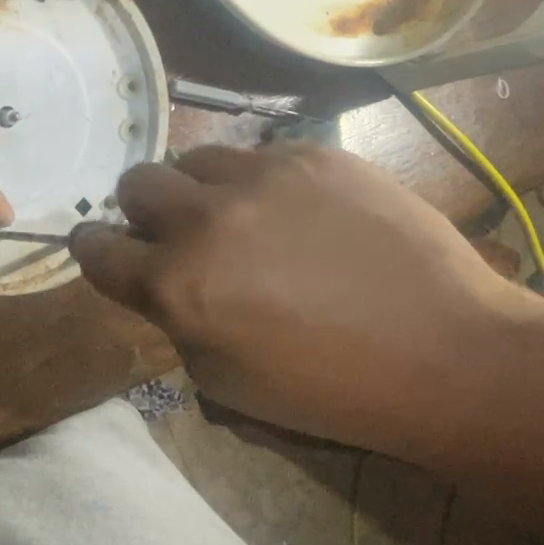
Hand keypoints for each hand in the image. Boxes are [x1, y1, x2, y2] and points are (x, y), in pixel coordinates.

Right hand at [72, 143, 538, 460]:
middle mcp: (205, 220)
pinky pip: (259, 154)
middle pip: (135, 183)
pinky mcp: (315, 158)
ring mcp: (262, 179)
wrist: (449, 357)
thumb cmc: (327, 390)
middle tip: (175, 233)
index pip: (94, 247)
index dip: (95, 251)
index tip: (107, 253)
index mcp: (175, 284)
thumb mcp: (221, 379)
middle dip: (142, 210)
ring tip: (238, 216)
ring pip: (194, 158)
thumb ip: (174, 320)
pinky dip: (260, 182)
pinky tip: (298, 213)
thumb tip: (166, 284)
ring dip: (200, 188)